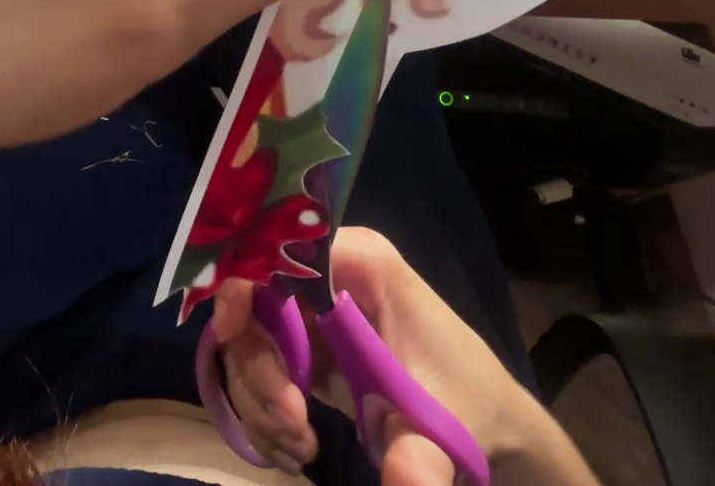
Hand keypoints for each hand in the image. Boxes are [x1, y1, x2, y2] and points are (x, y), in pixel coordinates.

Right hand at [213, 228, 540, 483]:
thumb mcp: (440, 425)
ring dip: (261, 401)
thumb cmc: (465, 401)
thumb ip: (418, 454)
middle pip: (253, 305)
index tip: (230, 334)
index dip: (241, 285)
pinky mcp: (304, 343)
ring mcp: (310, 309)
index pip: (274, 252)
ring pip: (248, 342)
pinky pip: (260, 368)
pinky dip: (266, 412)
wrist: (483, 424)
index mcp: (356, 261)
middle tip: (292, 422)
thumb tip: (406, 485)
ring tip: (301, 445)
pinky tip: (296, 446)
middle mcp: (324, 274)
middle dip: (259, 371)